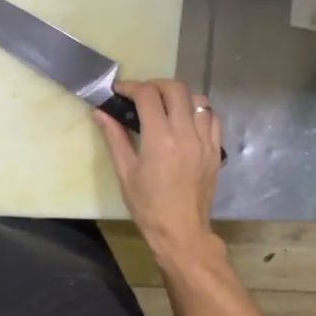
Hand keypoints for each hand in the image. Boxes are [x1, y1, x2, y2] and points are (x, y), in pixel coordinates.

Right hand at [95, 80, 222, 258]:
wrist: (180, 231)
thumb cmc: (147, 204)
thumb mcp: (124, 171)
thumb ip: (114, 137)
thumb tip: (99, 112)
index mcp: (160, 139)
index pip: (147, 95)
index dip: (131, 87)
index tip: (119, 90)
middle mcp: (186, 134)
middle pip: (175, 89)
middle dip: (155, 85)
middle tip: (140, 94)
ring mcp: (205, 141)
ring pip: (198, 100)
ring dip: (178, 96)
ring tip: (164, 105)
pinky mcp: (216, 150)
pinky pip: (212, 119)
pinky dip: (198, 112)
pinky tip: (184, 121)